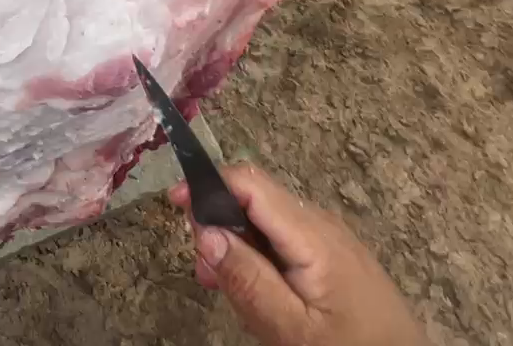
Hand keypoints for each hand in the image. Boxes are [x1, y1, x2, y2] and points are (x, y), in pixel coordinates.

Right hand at [171, 165, 428, 345]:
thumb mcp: (292, 330)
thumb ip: (247, 279)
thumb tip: (203, 229)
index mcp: (312, 234)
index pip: (249, 181)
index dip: (207, 182)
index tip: (174, 203)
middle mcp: (321, 223)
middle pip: (254, 197)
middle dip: (218, 220)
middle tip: (203, 269)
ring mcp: (332, 239)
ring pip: (267, 218)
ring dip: (237, 241)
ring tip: (223, 286)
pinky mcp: (337, 257)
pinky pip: (285, 237)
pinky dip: (259, 253)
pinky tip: (256, 290)